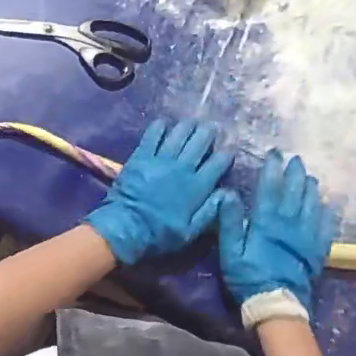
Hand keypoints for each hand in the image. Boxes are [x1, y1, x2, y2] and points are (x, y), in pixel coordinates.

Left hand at [85, 119, 232, 264]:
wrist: (126, 228)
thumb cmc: (160, 234)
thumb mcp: (191, 232)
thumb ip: (211, 211)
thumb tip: (228, 193)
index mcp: (198, 186)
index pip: (218, 163)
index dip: (226, 154)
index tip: (229, 148)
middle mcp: (182, 168)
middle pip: (200, 142)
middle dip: (208, 133)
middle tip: (212, 127)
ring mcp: (160, 160)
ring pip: (179, 134)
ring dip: (187, 126)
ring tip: (193, 121)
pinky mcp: (141, 156)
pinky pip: (152, 136)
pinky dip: (159, 127)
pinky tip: (164, 122)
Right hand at [217, 151, 336, 313]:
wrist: (277, 304)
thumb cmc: (248, 276)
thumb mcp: (230, 250)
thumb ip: (229, 222)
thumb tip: (228, 194)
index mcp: (266, 221)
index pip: (270, 187)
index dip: (272, 169)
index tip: (274, 154)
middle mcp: (289, 223)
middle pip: (295, 192)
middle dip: (295, 173)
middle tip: (295, 159)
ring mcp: (306, 236)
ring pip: (311, 205)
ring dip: (310, 188)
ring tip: (309, 176)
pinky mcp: (317, 250)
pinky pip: (324, 226)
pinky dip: (324, 212)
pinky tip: (324, 205)